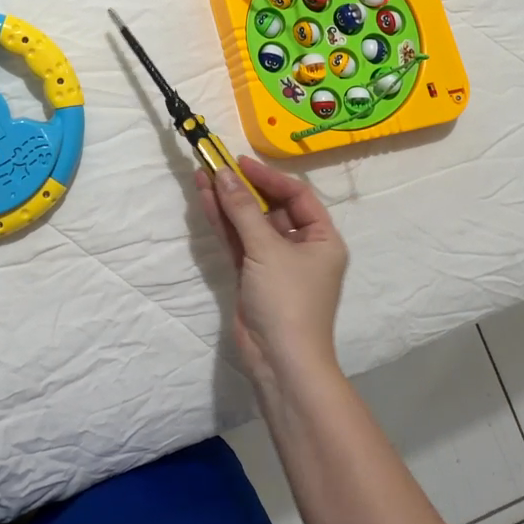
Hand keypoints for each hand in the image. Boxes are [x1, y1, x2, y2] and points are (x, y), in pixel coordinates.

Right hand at [195, 156, 348, 383]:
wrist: (281, 361)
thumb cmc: (288, 300)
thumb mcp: (268, 249)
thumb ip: (243, 210)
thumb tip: (223, 174)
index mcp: (322, 238)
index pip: (296, 195)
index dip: (268, 177)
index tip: (240, 162)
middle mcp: (301, 246)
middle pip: (270, 207)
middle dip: (243, 187)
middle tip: (217, 165)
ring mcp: (274, 262)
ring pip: (249, 222)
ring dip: (227, 201)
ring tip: (201, 175)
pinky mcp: (251, 275)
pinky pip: (237, 240)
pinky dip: (222, 222)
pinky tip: (205, 200)